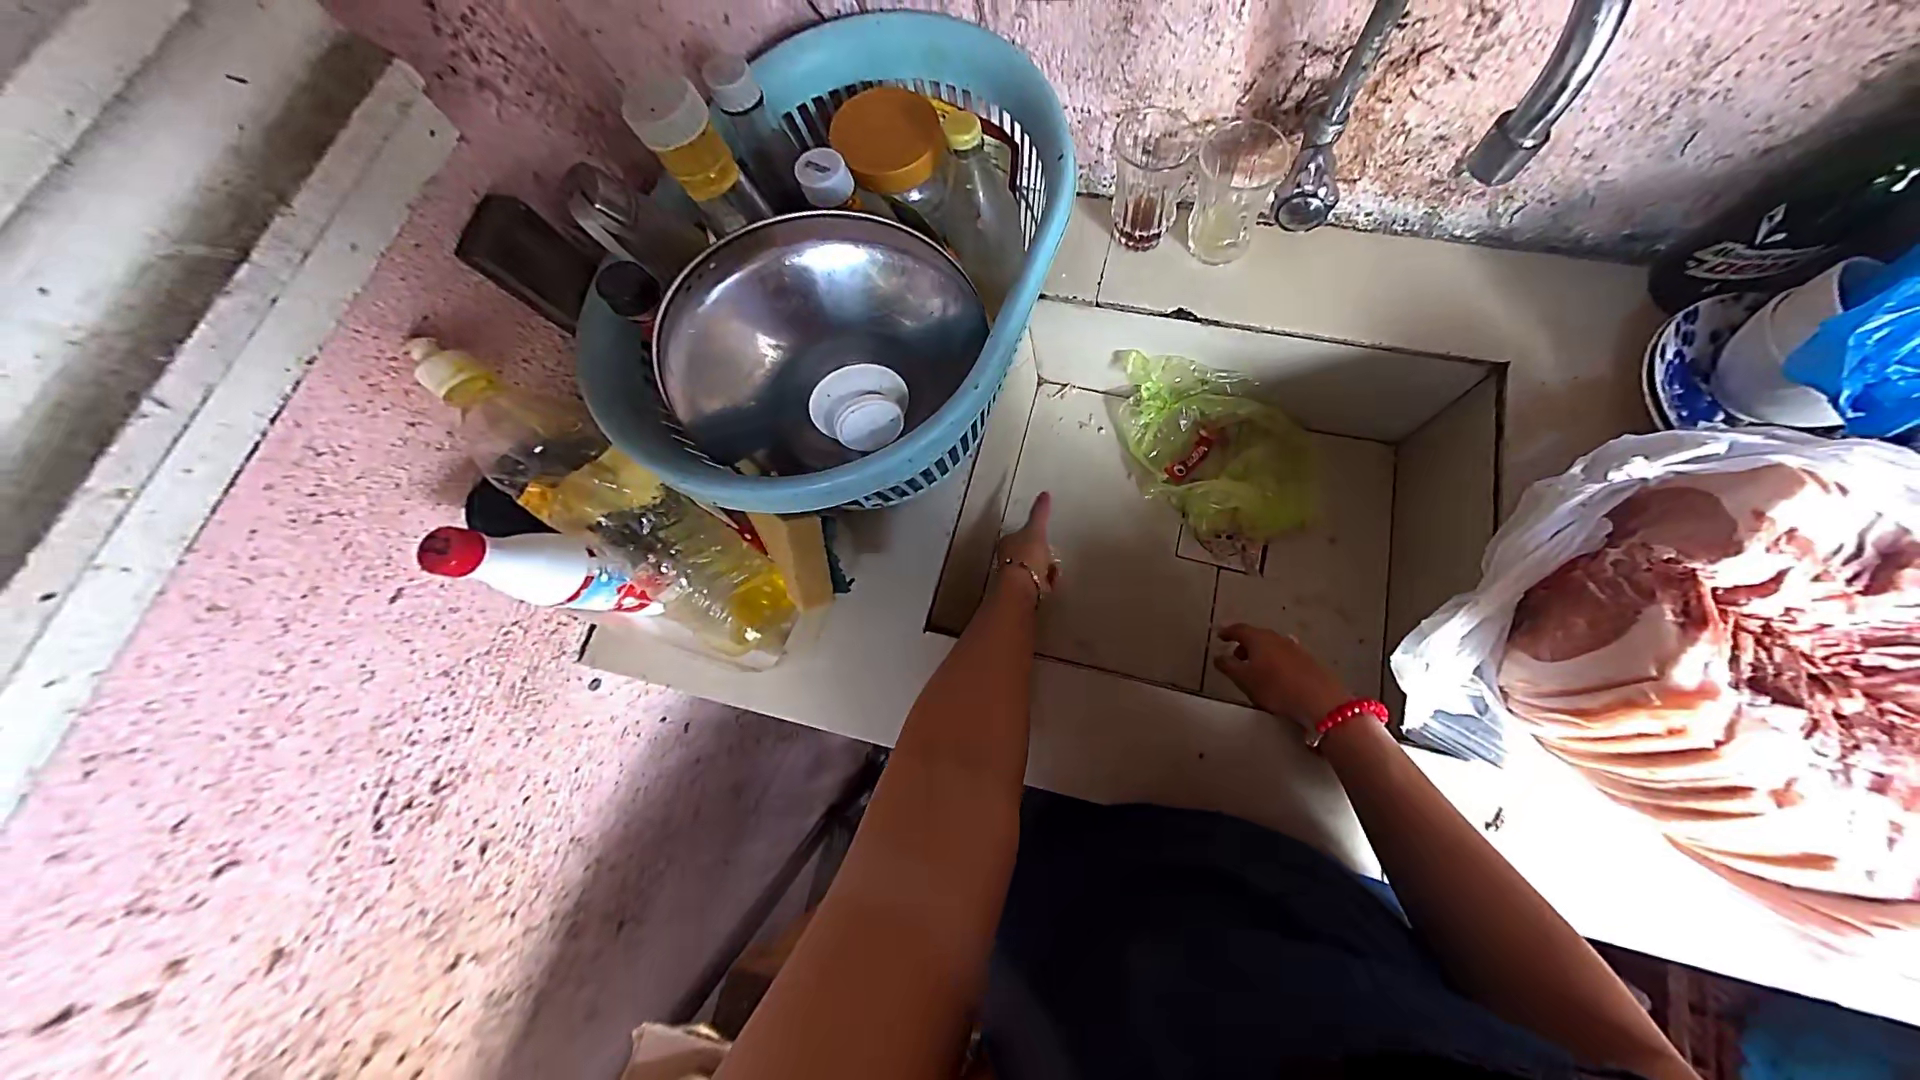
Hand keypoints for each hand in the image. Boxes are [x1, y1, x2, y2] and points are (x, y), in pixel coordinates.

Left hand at [995, 492, 1058, 597]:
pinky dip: (1045, 585)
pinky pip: (1037, 585)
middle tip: (1053, 560)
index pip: (1022, 536)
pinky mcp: (1020, 593)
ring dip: (1045, 572)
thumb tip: (1044, 493)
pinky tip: (1050, 586)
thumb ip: (1040, 513)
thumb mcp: (1036, 531)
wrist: (1021, 588)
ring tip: (1053, 575)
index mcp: (1008, 542)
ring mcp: (1012, 577)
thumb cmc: (1027, 556)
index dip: (1036, 538)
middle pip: (1028, 554)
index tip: (1046, 541)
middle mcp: (1006, 559)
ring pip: (1033, 571)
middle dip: (1042, 557)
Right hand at [1213, 623, 1351, 730]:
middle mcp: (1277, 638)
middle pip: (1257, 636)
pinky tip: (1277, 673)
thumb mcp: (1243, 679)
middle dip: (1245, 644)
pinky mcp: (1309, 661)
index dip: (1227, 632)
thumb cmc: (1275, 687)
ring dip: (1261, 653)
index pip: (1239, 629)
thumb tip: (1218, 656)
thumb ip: (1227, 666)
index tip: (1219, 636)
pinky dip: (1276, 660)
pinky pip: (1285, 655)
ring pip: (1272, 645)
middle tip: (1236, 656)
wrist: (1320, 701)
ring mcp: (1295, 648)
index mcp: (1258, 638)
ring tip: (1256, 668)